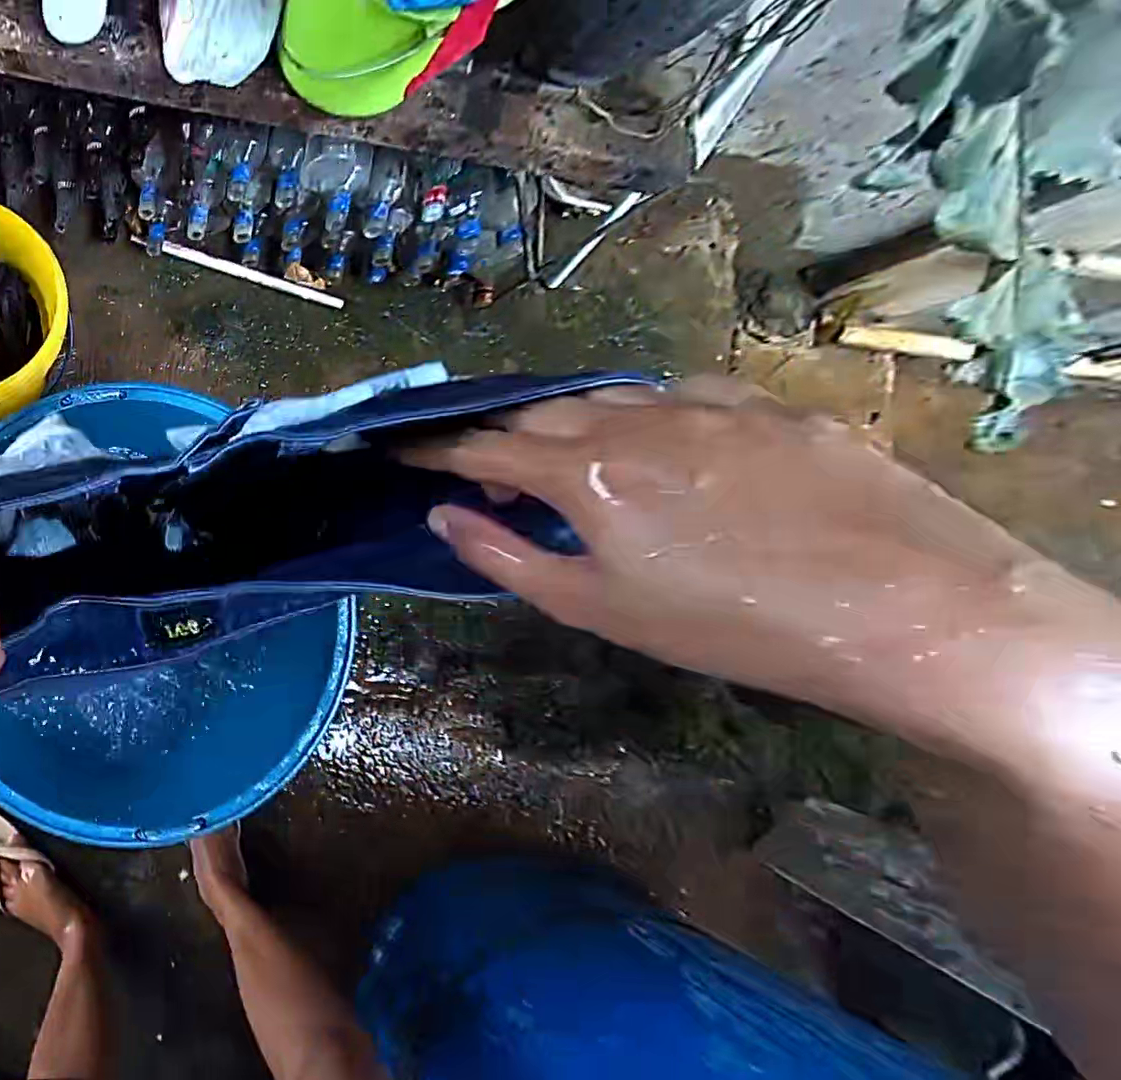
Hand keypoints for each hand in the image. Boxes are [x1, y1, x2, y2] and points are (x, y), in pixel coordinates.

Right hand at [399, 376, 1114, 765]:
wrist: (913, 617)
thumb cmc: (722, 624)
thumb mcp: (590, 605)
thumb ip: (502, 554)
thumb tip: (443, 514)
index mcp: (585, 473)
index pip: (483, 448)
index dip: (435, 449)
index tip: (402, 449)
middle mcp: (636, 421)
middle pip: (537, 413)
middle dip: (499, 441)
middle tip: (492, 483)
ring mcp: (708, 405)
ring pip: (603, 397)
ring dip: (564, 425)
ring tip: (566, 465)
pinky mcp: (769, 407)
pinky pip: (676, 395)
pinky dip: (637, 415)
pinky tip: (653, 446)